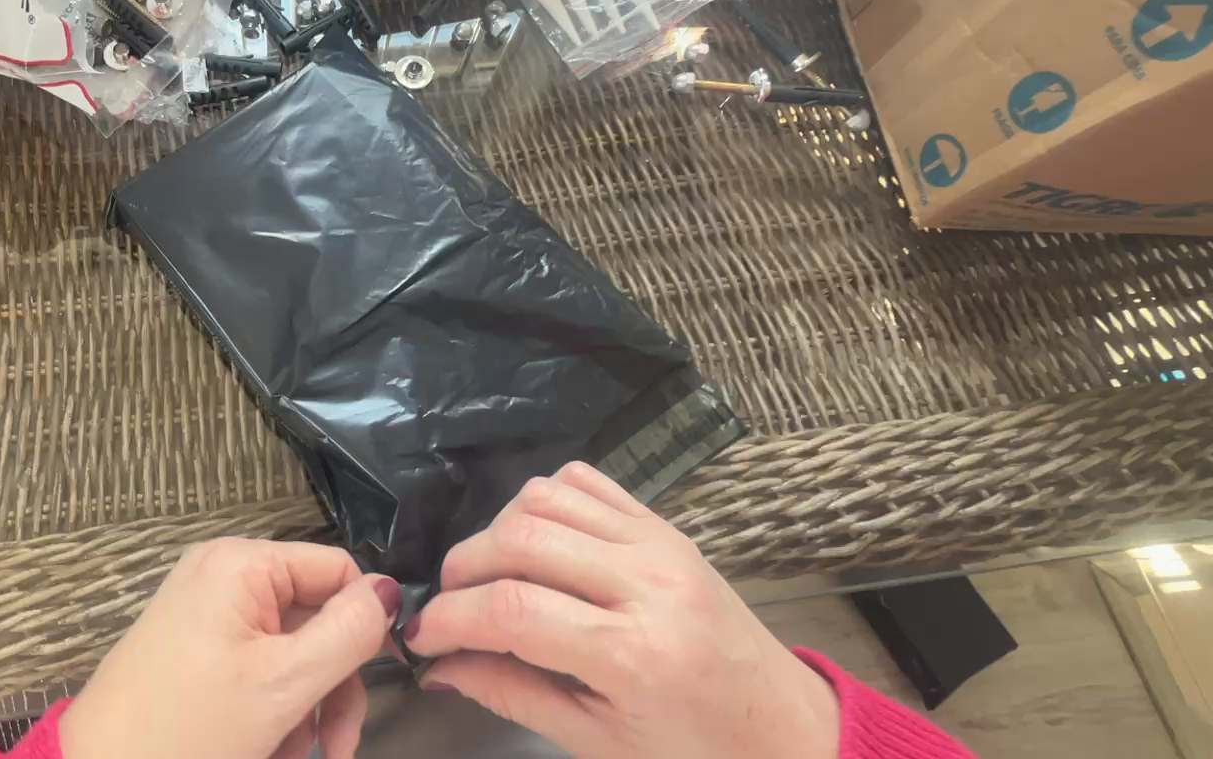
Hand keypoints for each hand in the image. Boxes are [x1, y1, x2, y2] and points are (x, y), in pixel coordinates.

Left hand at [59, 538, 401, 758]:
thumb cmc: (190, 726)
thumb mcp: (282, 684)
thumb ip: (346, 634)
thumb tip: (391, 589)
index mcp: (243, 562)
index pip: (335, 570)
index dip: (365, 622)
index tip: (382, 681)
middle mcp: (224, 573)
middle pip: (313, 615)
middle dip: (331, 684)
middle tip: (338, 745)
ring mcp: (206, 609)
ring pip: (288, 648)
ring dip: (304, 705)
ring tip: (297, 756)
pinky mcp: (194, 644)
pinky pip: (255, 663)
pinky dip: (271, 706)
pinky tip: (268, 748)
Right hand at [402, 462, 839, 758]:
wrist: (791, 730)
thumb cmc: (697, 754)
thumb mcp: (599, 742)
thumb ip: (511, 693)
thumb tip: (437, 666)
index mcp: (635, 654)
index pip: (513, 611)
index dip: (452, 617)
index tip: (421, 634)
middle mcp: (645, 582)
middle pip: (521, 541)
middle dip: (465, 566)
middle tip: (449, 600)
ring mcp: (657, 541)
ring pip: (544, 498)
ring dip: (498, 528)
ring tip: (491, 570)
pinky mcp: (662, 522)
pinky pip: (582, 480)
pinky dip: (542, 499)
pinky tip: (535, 537)